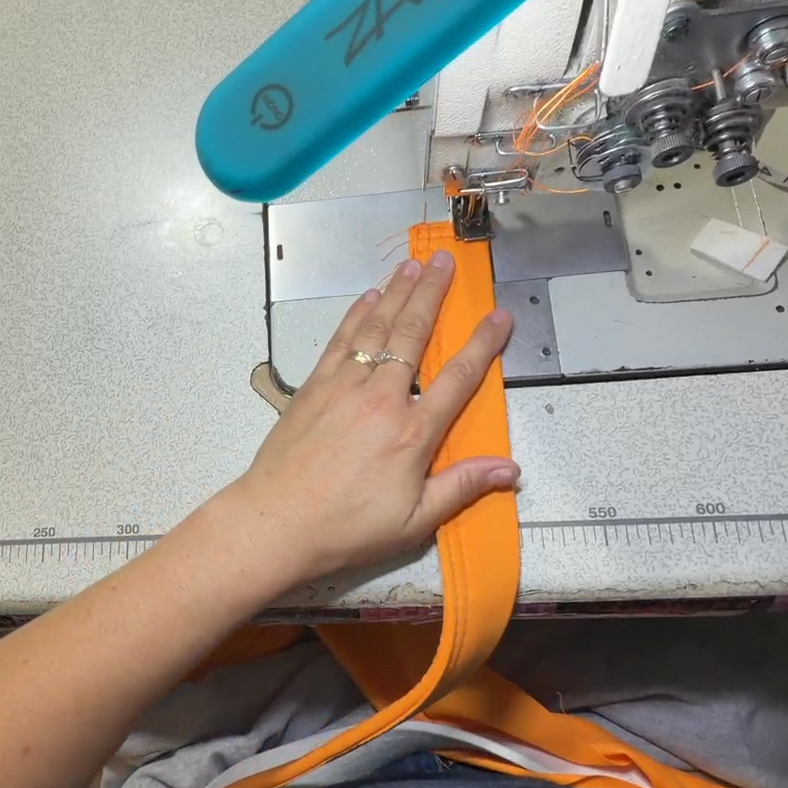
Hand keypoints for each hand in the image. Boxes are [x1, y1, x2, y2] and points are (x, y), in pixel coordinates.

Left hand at [227, 250, 517, 582]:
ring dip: (396, 293)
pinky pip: (340, 340)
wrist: (277, 521)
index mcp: (412, 433)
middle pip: (412, 334)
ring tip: (412, 266)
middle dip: (432, 293)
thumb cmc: (346, 527)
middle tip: (445, 261)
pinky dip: (356, 315)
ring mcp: (344, 387)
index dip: (483, 345)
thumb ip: (462, 487)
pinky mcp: (313, 386)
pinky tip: (367, 298)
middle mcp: (381, 398)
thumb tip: (511, 469)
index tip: (498, 316)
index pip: (458, 378)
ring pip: (376, 328)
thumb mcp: (413, 521)